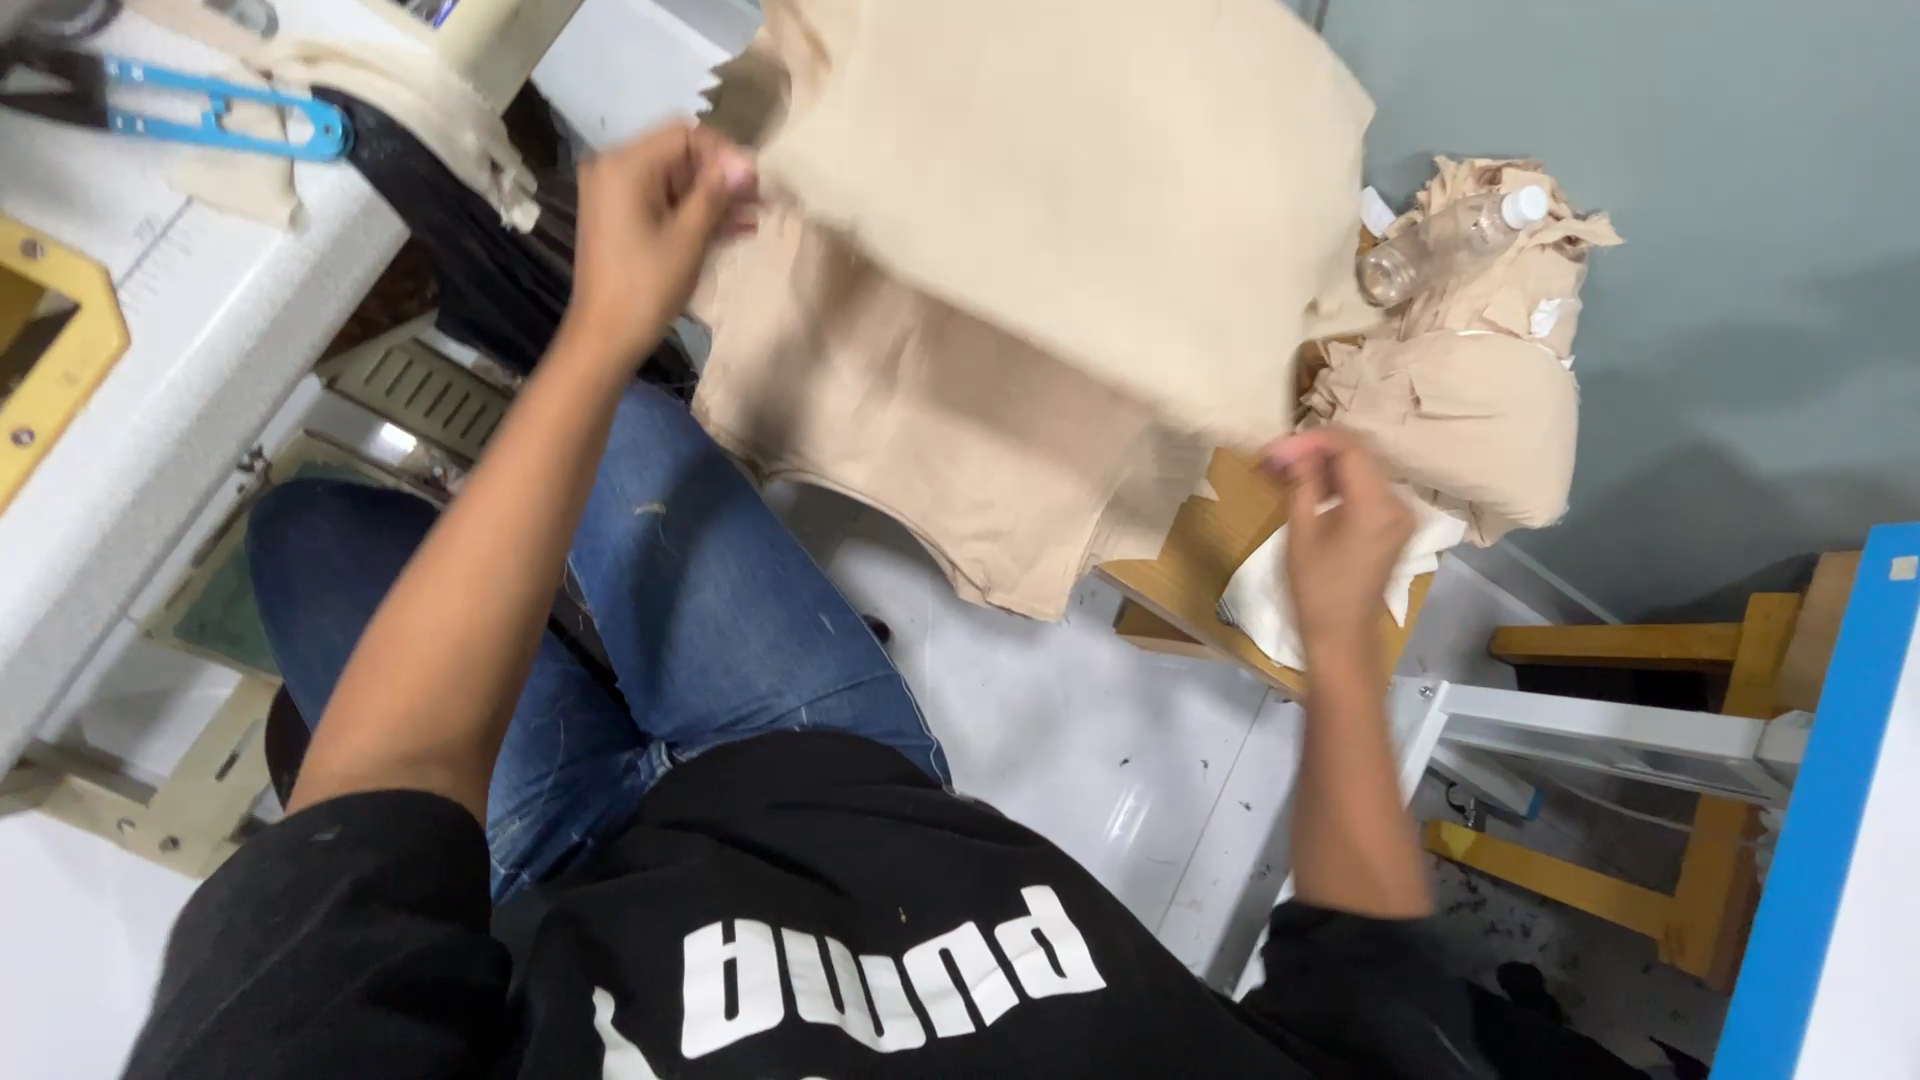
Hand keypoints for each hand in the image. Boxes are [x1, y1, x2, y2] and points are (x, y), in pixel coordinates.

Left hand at [562, 121, 757, 363]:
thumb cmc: (647, 286)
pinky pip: (664, 202)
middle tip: (762, 199)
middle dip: (722, 176)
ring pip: (675, 181)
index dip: (725, 153)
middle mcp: (615, 168)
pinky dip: (694, 212)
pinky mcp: (623, 218)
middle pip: (679, 156)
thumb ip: (716, 194)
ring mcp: (617, 194)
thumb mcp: (688, 238)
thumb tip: (747, 163)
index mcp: (626, 165)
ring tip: (755, 215)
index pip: (684, 135)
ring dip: (713, 197)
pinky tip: (733, 227)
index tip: (756, 182)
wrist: (607, 334)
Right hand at [1263, 427, 1414, 648]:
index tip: (1275, 449)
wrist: (1341, 633)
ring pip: (1361, 469)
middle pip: (1358, 454)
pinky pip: (1366, 488)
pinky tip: (1307, 487)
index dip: (1310, 441)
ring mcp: (1400, 514)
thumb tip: (1291, 449)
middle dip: (1314, 450)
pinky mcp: (1393, 524)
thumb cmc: (1315, 588)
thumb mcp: (1301, 531)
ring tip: (1282, 470)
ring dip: (1323, 464)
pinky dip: (1337, 482)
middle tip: (1273, 457)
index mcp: (1377, 506)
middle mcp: (1398, 503)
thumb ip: (1301, 483)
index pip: (1350, 449)